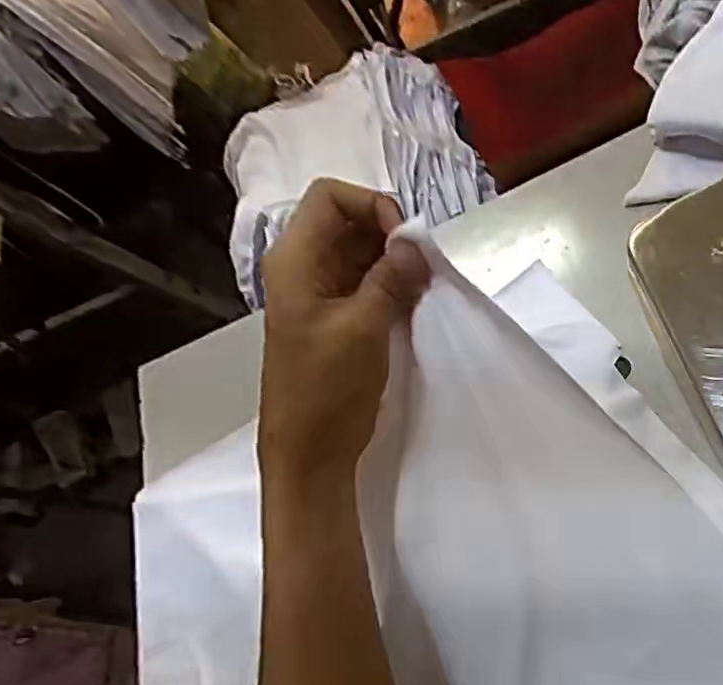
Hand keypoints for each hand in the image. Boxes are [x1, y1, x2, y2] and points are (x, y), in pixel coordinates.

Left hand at [260, 179, 430, 484]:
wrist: (311, 447)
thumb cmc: (327, 387)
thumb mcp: (363, 330)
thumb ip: (389, 282)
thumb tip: (416, 245)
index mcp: (296, 259)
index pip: (330, 198)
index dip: (372, 206)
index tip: (408, 242)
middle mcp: (307, 268)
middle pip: (348, 223)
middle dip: (390, 234)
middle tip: (426, 267)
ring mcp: (324, 295)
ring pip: (362, 256)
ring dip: (396, 263)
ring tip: (425, 286)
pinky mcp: (342, 321)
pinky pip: (369, 286)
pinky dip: (394, 286)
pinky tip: (416, 303)